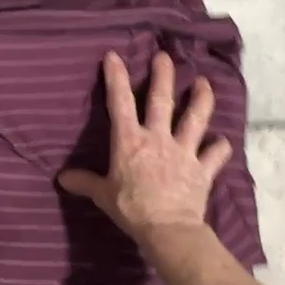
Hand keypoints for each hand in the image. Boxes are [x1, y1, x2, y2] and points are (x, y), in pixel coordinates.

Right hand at [58, 51, 231, 244]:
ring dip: (200, 100)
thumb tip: (63, 178)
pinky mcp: (202, 170)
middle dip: (163, 76)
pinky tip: (222, 141)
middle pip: (161, 100)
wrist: (168, 228)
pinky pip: (215, 155)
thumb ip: (85, 182)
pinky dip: (219, 147)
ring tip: (204, 83)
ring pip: (194, 119)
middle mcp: (157, 138)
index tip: (114, 55)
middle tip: (165, 57)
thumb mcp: (102, 194)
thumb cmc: (130, 207)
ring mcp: (183, 152)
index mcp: (129, 140)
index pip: (119, 102)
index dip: (116, 77)